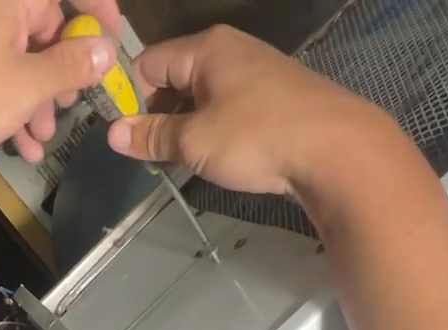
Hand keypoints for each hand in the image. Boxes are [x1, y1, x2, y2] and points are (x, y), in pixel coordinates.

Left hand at [0, 0, 124, 166]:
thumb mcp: (26, 86)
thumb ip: (70, 67)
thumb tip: (105, 51)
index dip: (96, 10)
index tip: (113, 39)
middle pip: (40, 29)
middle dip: (59, 74)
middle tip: (67, 107)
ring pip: (16, 61)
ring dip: (35, 101)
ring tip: (39, 139)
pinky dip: (9, 107)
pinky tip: (18, 145)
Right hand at [106, 26, 385, 197]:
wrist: (333, 149)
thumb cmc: (257, 137)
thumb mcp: (195, 141)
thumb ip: (152, 137)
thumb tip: (113, 134)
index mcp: (206, 49)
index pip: (149, 63)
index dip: (129, 97)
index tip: (122, 135)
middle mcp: (229, 52)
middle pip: (174, 80)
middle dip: (156, 116)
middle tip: (148, 155)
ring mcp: (253, 75)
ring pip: (200, 99)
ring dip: (183, 129)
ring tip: (177, 163)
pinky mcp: (271, 101)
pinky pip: (225, 112)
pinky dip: (210, 133)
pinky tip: (212, 160)